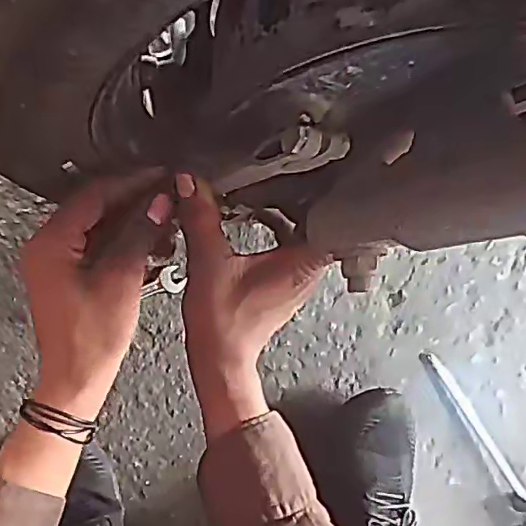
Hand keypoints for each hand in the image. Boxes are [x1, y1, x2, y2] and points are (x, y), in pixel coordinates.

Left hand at [20, 171, 171, 419]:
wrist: (76, 379)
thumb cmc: (89, 341)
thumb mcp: (121, 281)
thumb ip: (140, 235)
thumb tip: (157, 203)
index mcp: (50, 243)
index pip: (94, 195)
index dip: (131, 183)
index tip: (158, 177)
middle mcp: (45, 248)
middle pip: (93, 209)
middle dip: (133, 203)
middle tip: (165, 199)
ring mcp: (53, 263)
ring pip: (95, 228)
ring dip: (129, 225)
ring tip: (163, 226)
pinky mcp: (64, 277)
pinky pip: (93, 248)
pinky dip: (119, 245)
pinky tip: (147, 248)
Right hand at [175, 172, 332, 438]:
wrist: (220, 359)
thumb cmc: (223, 324)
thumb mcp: (208, 263)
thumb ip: (201, 219)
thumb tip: (191, 185)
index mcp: (303, 261)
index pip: (335, 214)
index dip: (329, 186)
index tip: (319, 165)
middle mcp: (309, 270)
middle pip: (319, 220)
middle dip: (301, 195)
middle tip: (285, 172)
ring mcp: (299, 279)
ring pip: (304, 234)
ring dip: (286, 214)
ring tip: (267, 193)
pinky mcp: (284, 286)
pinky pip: (289, 249)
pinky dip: (276, 233)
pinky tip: (255, 223)